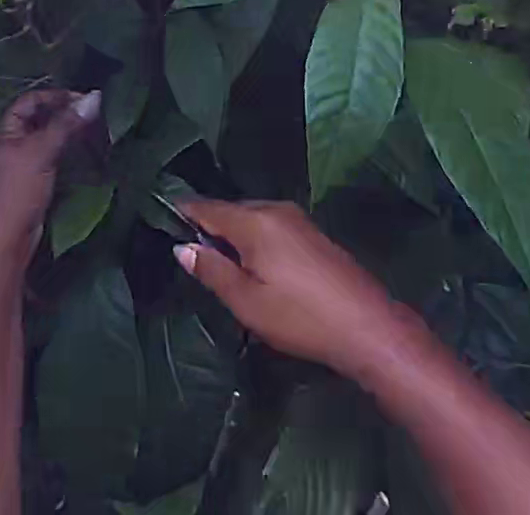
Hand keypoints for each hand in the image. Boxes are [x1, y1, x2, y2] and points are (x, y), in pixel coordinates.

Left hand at [0, 89, 100, 249]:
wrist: (8, 239)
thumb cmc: (19, 191)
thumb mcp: (42, 152)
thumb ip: (67, 124)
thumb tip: (95, 96)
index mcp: (8, 132)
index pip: (30, 101)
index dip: (53, 96)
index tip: (82, 100)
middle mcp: (16, 144)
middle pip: (42, 118)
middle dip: (66, 112)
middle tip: (95, 113)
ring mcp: (27, 163)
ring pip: (51, 137)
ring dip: (71, 131)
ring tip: (97, 129)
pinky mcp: (39, 179)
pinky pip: (57, 155)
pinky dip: (72, 149)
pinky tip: (90, 150)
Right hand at [173, 200, 425, 380]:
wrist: (366, 323)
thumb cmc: (299, 316)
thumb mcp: (247, 301)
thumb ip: (212, 270)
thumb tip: (181, 246)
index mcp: (255, 221)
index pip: (209, 207)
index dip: (185, 210)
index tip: (163, 212)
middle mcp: (275, 209)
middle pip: (231, 209)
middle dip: (209, 224)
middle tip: (187, 247)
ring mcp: (297, 218)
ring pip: (252, 216)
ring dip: (233, 232)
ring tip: (216, 258)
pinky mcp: (311, 231)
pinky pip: (270, 224)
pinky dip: (253, 236)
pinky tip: (252, 261)